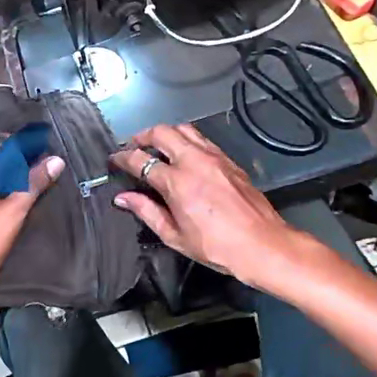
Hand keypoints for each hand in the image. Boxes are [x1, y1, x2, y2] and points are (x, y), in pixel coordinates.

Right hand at [110, 124, 306, 286]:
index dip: (122, 157)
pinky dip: (187, 140)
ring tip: (157, 147)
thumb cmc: (217, 246)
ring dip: (166, 134)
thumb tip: (124, 198)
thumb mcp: (174, 235)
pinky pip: (203, 140)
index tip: (115, 159)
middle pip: (162, 132)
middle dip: (142, 136)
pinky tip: (183, 155)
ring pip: (184, 130)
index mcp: (177, 182)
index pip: (140, 160)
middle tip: (133, 147)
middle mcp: (195, 162)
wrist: (261, 244)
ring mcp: (214, 158)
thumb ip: (146, 211)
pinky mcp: (229, 161)